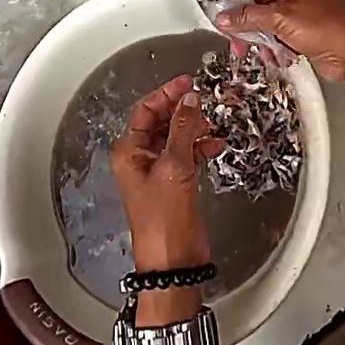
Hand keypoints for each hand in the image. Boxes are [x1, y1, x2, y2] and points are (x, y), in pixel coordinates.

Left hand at [112, 76, 224, 272]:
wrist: (174, 261)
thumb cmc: (164, 219)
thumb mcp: (174, 167)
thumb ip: (183, 130)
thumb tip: (190, 100)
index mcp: (129, 150)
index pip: (145, 110)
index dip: (166, 94)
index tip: (187, 83)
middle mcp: (140, 157)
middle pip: (160, 121)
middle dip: (181, 110)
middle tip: (203, 100)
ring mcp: (157, 170)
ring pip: (175, 137)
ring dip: (193, 128)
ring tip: (212, 123)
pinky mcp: (175, 182)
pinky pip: (186, 154)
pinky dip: (200, 146)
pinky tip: (215, 144)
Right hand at [213, 0, 344, 81]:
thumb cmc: (331, 28)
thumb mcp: (280, 18)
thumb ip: (248, 17)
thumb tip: (226, 16)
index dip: (237, 7)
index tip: (224, 20)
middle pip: (260, 10)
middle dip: (250, 29)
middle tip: (239, 41)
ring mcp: (303, 17)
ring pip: (269, 28)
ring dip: (264, 43)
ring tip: (267, 51)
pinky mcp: (307, 36)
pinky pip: (282, 41)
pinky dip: (278, 50)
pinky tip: (281, 56)